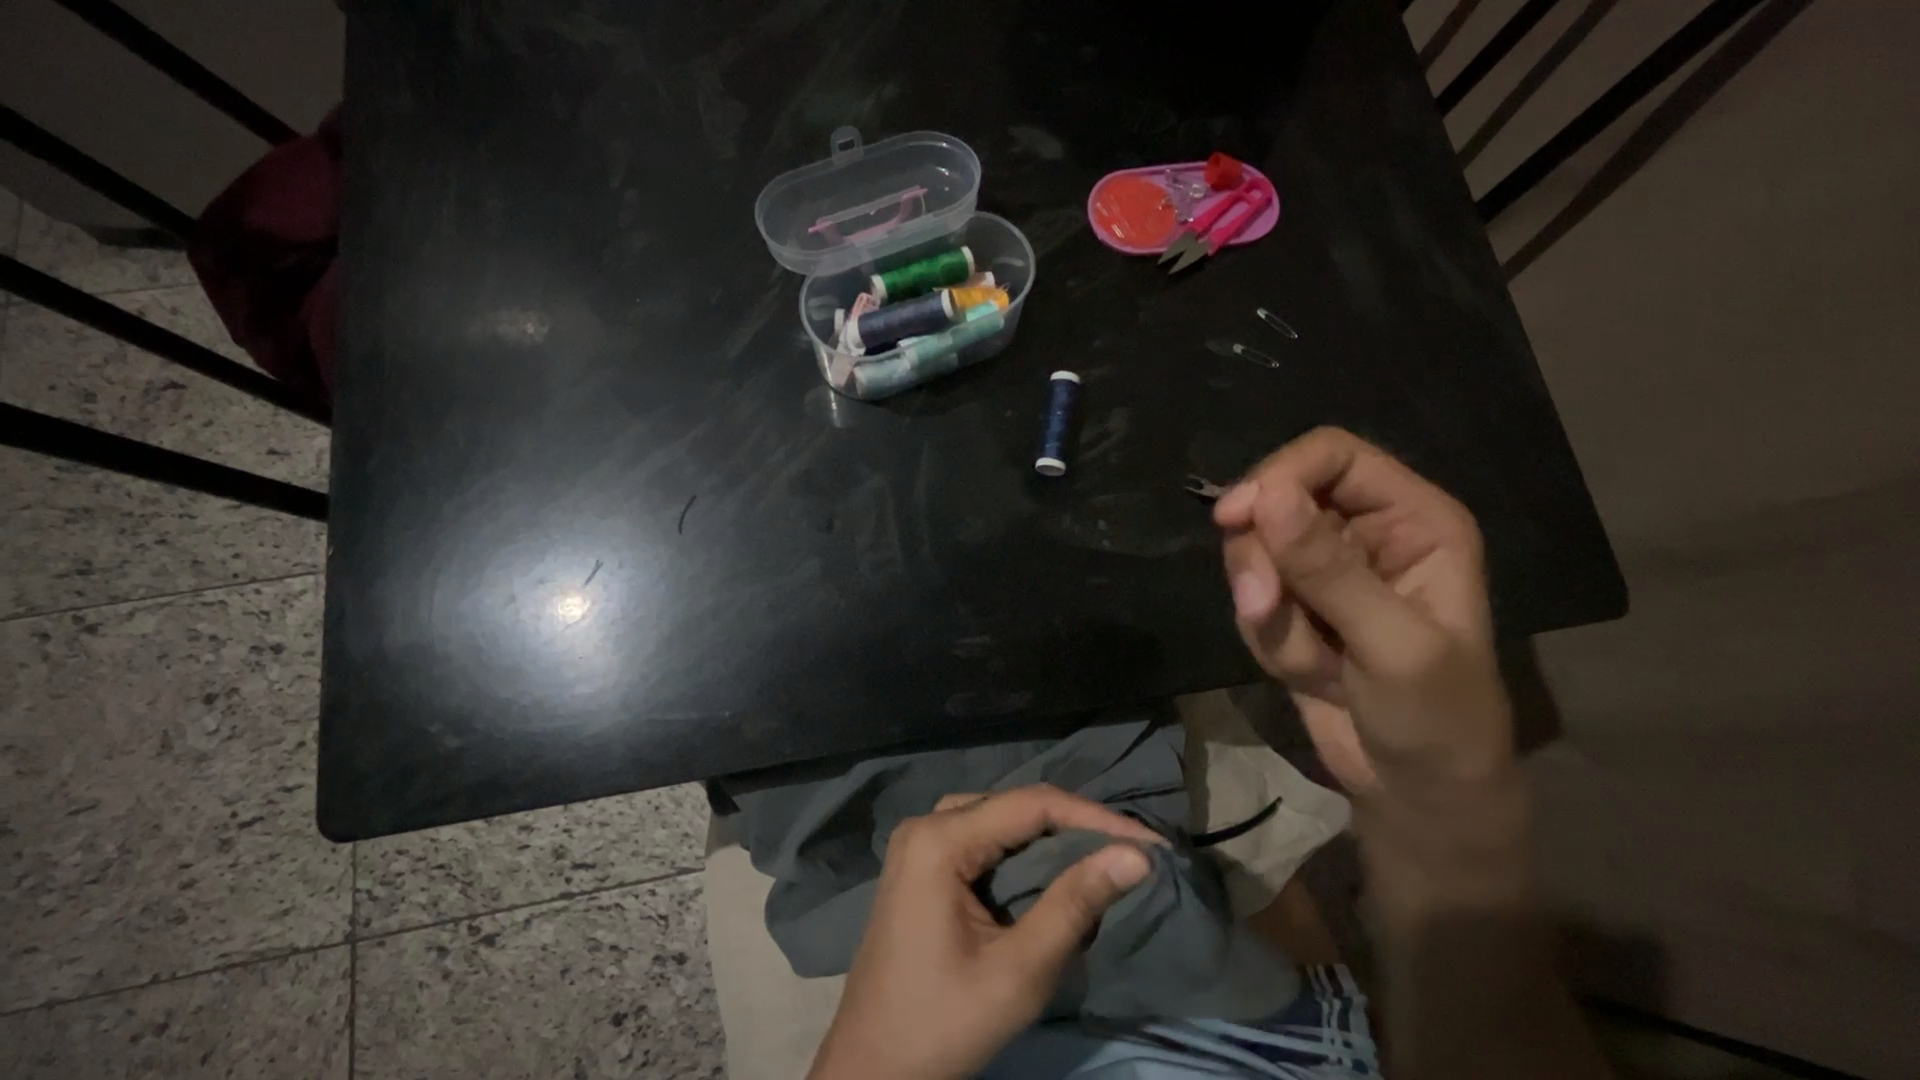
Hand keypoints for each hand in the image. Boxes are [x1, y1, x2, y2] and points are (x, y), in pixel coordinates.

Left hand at [808, 786, 1159, 1079]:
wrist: (871, 1067)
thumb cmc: (942, 1022)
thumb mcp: (1018, 971)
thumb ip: (1075, 906)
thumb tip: (1136, 856)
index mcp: (939, 841)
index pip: (1032, 805)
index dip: (1096, 818)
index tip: (1150, 844)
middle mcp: (925, 827)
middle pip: (1014, 806)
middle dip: (1077, 826)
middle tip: (1132, 853)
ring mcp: (919, 846)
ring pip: (1000, 820)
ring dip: (1051, 837)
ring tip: (1102, 858)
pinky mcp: (922, 868)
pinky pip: (982, 840)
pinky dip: (1022, 853)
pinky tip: (1052, 873)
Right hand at [1213, 427, 1512, 797]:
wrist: (1418, 794)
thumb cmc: (1436, 718)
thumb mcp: (1391, 644)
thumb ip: (1328, 569)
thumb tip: (1267, 495)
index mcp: (1413, 520)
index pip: (1331, 457)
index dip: (1278, 477)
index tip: (1234, 519)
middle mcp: (1367, 533)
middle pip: (1278, 502)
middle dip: (1263, 561)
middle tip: (1263, 611)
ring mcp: (1327, 573)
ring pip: (1255, 554)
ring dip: (1269, 613)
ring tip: (1312, 663)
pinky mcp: (1296, 608)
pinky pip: (1251, 600)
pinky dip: (1268, 641)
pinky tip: (1311, 674)